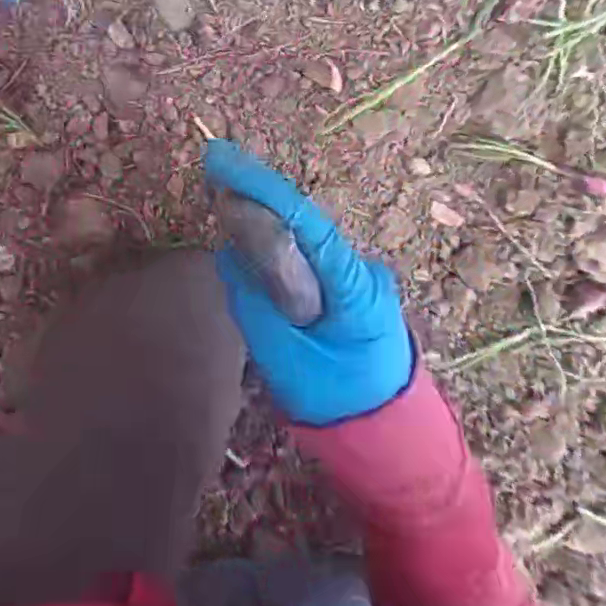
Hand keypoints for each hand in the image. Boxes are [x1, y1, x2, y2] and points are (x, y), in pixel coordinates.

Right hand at [203, 139, 412, 425]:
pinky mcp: (345, 291)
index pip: (304, 221)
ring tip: (222, 194)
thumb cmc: (337, 404)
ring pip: (303, 237)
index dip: (259, 186)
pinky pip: (304, 256)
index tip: (219, 159)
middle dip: (257, 193)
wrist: (393, 445)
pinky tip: (248, 234)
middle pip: (303, 220)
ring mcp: (356, 279)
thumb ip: (255, 301)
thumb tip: (230, 254)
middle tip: (213, 170)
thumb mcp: (285, 357)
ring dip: (263, 216)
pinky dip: (273, 242)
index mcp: (354, 284)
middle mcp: (360, 270)